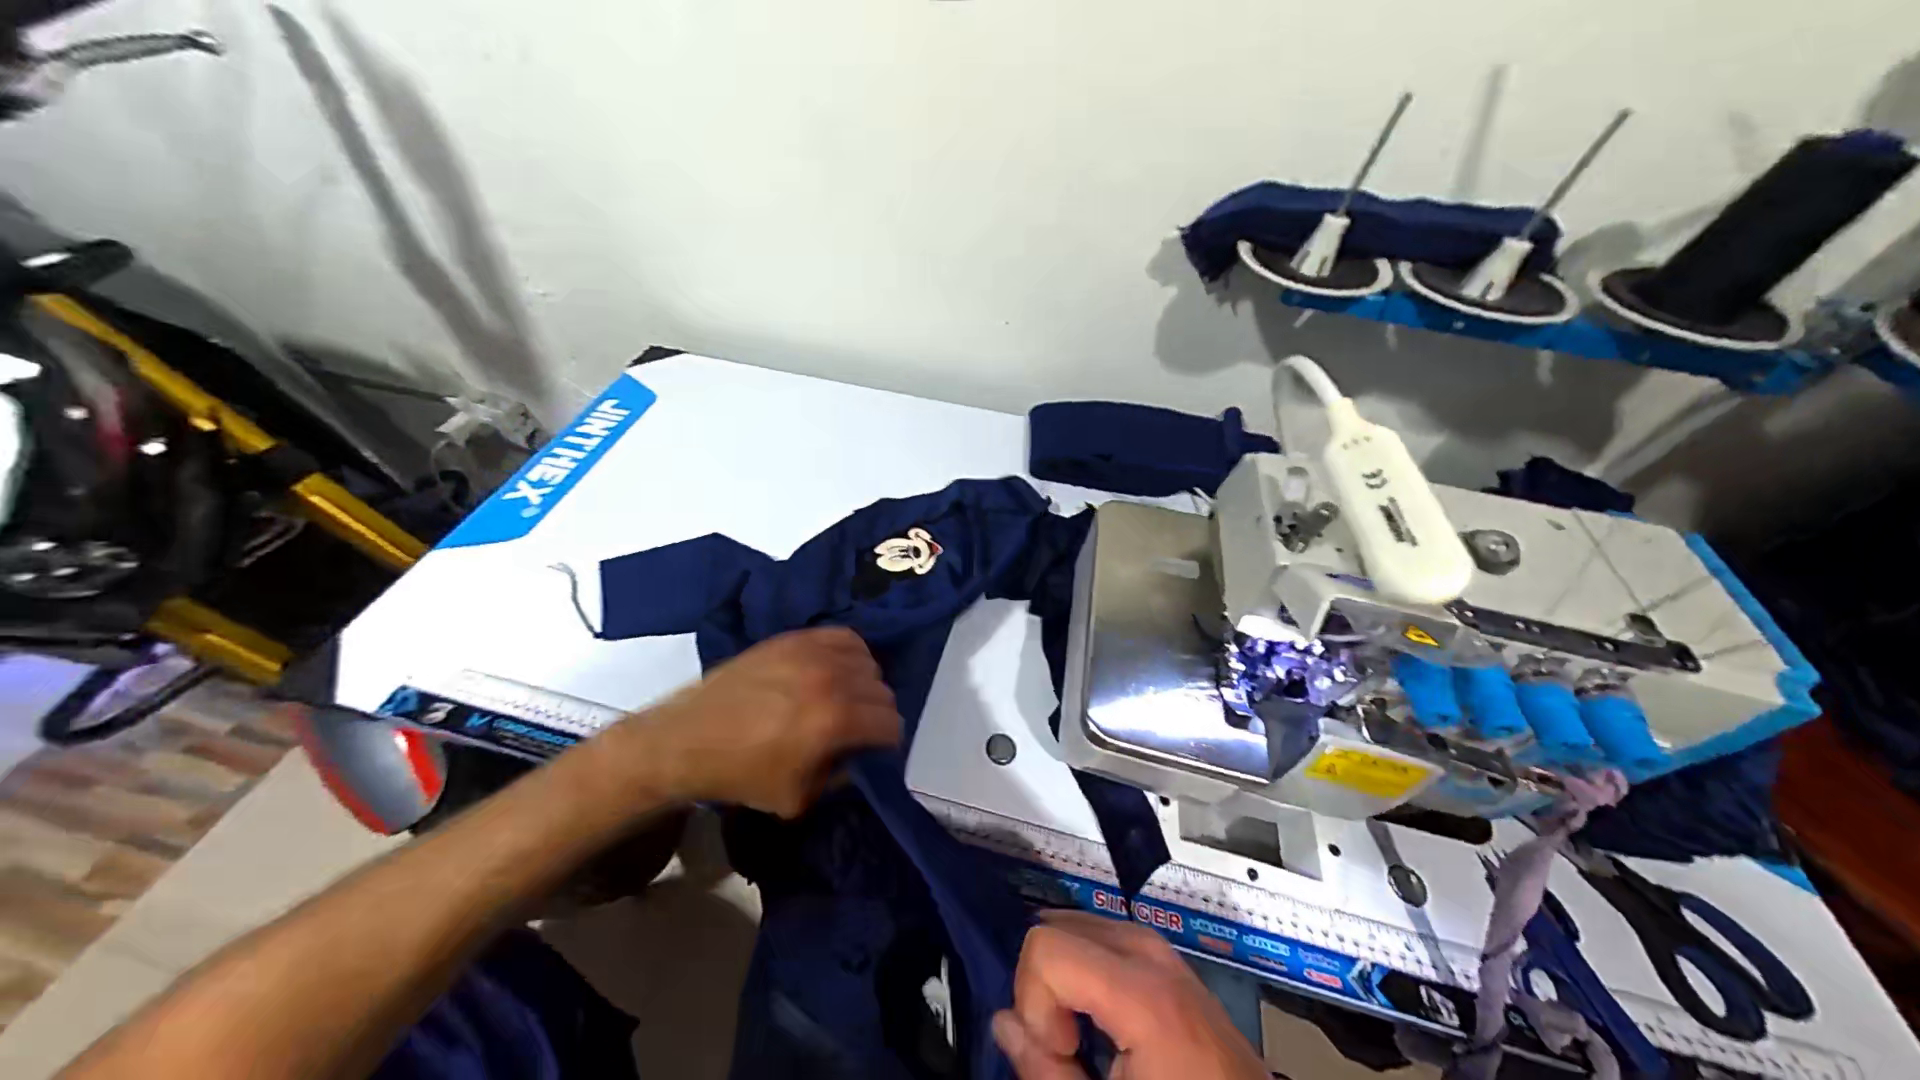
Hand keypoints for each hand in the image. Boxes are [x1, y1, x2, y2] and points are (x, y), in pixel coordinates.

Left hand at [624, 627, 900, 816]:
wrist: (686, 739)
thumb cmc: (740, 774)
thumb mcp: (798, 797)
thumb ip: (840, 776)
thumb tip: (859, 757)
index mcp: (835, 721)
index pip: (891, 723)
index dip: (887, 742)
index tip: (873, 750)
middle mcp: (831, 679)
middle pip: (882, 691)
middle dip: (877, 714)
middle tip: (856, 728)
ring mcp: (811, 652)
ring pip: (868, 661)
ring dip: (864, 683)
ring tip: (844, 697)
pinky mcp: (793, 638)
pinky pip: (843, 636)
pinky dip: (849, 653)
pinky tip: (834, 670)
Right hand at [993, 911, 1265, 1079]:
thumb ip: (1045, 1072)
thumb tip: (1005, 1022)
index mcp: (1142, 993)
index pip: (1045, 946)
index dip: (1033, 1002)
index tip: (1063, 1052)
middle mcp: (1153, 954)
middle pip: (1056, 929)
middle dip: (1043, 988)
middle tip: (1069, 1049)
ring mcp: (1165, 952)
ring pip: (1078, 928)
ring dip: (1062, 980)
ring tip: (1085, 1041)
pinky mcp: (1170, 961)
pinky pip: (1103, 939)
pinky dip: (1085, 971)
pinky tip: (1102, 1024)